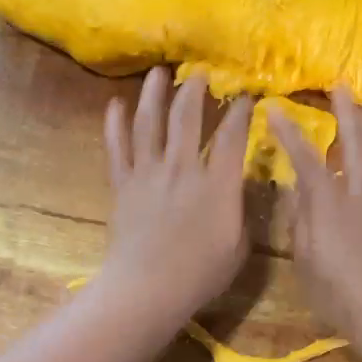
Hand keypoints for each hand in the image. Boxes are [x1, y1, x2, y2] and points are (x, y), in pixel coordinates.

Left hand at [98, 67, 253, 319]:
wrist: (147, 288)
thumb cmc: (200, 274)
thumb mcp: (238, 246)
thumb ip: (241, 211)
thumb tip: (242, 187)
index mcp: (218, 184)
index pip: (233, 135)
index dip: (241, 112)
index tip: (246, 97)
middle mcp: (183, 168)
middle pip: (187, 116)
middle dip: (195, 89)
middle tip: (199, 73)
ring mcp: (148, 173)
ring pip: (149, 121)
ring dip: (154, 93)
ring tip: (159, 73)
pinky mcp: (122, 184)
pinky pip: (116, 146)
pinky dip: (115, 123)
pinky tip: (116, 105)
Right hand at [270, 90, 361, 348]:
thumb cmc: (340, 298)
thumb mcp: (306, 263)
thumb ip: (301, 221)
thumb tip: (297, 188)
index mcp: (331, 205)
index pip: (307, 159)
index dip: (291, 133)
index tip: (276, 110)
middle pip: (358, 144)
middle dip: (348, 113)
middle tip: (341, 88)